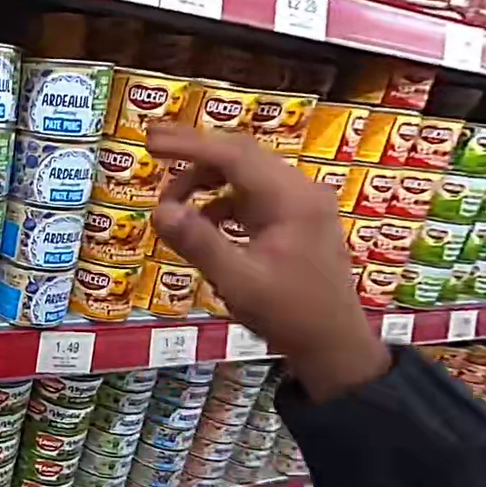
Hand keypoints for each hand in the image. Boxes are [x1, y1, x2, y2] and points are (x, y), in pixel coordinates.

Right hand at [147, 125, 389, 400]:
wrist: (333, 346)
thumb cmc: (288, 314)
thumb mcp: (237, 281)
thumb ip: (198, 242)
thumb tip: (158, 211)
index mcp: (290, 199)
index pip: (234, 156)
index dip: (189, 144)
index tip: (151, 140)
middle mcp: (298, 191)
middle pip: (239, 156)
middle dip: (193, 155)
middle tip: (152, 150)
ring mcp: (298, 205)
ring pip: (242, 175)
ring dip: (203, 182)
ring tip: (170, 206)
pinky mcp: (292, 221)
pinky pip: (248, 197)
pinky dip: (217, 203)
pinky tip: (199, 226)